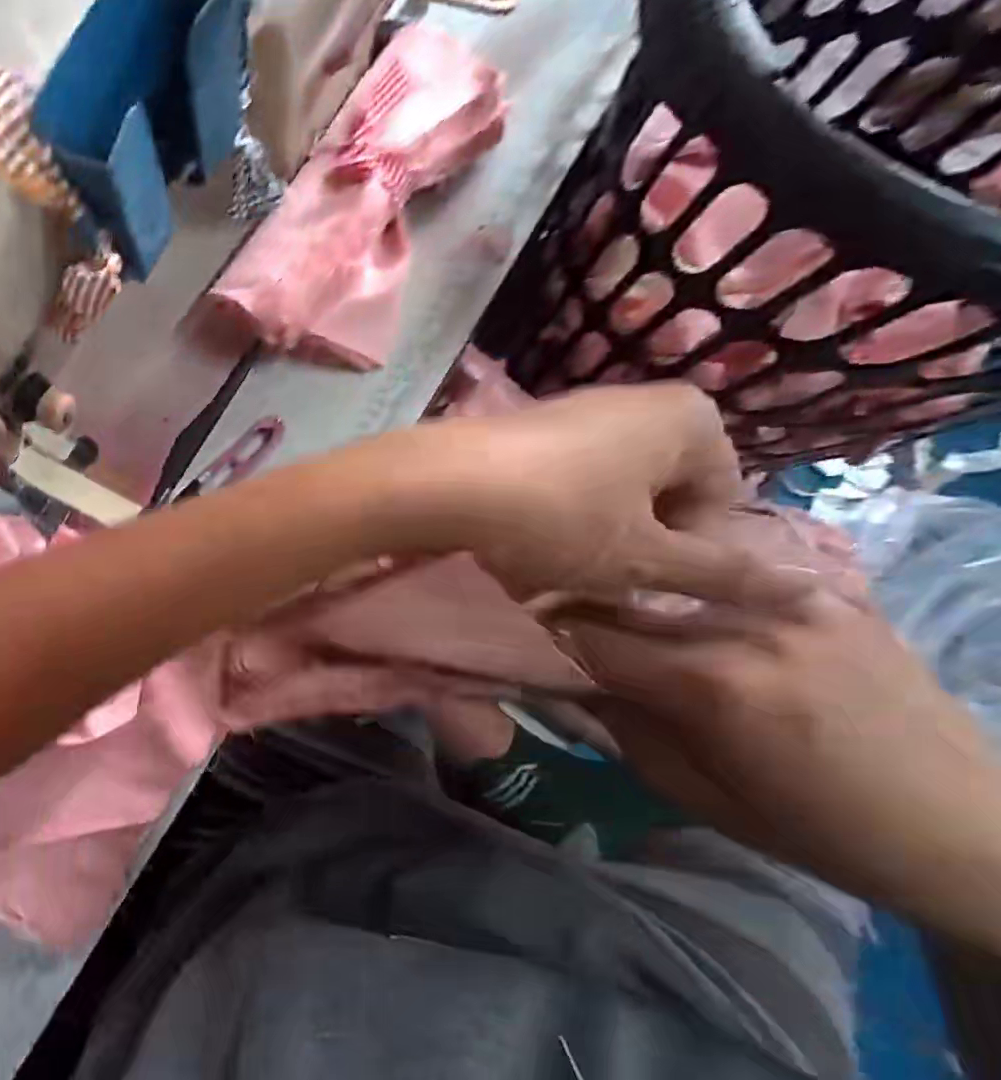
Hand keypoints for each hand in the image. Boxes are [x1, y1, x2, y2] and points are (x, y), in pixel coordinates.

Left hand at [404, 382, 809, 607]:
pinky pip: (542, 487)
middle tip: (593, 583)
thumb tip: (805, 592)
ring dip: (577, 542)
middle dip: (628, 548)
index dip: (689, 552)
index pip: (718, 497)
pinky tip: (506, 552)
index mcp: (686, 418)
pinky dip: (533, 522)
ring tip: (543, 572)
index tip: (643, 581)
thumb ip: (721, 574)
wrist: (433, 485)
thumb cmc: (556, 516)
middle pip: (652, 496)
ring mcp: (560, 416)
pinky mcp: (504, 436)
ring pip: (593, 496)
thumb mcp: (644, 559)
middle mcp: (626, 404)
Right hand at [557, 589, 1000, 950]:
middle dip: (571, 604)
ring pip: (669, 579)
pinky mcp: (831, 598)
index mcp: (707, 682)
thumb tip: (549, 674)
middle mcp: (748, 626)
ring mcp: (797, 603)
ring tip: (604, 602)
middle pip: (620, 596)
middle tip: (540, 613)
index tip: (501, 631)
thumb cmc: (806, 825)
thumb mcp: (683, 785)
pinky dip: (688, 587)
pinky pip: (730, 577)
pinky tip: (677, 600)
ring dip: (627, 591)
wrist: (970, 833)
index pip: (580, 633)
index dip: (532, 631)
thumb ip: (611, 718)